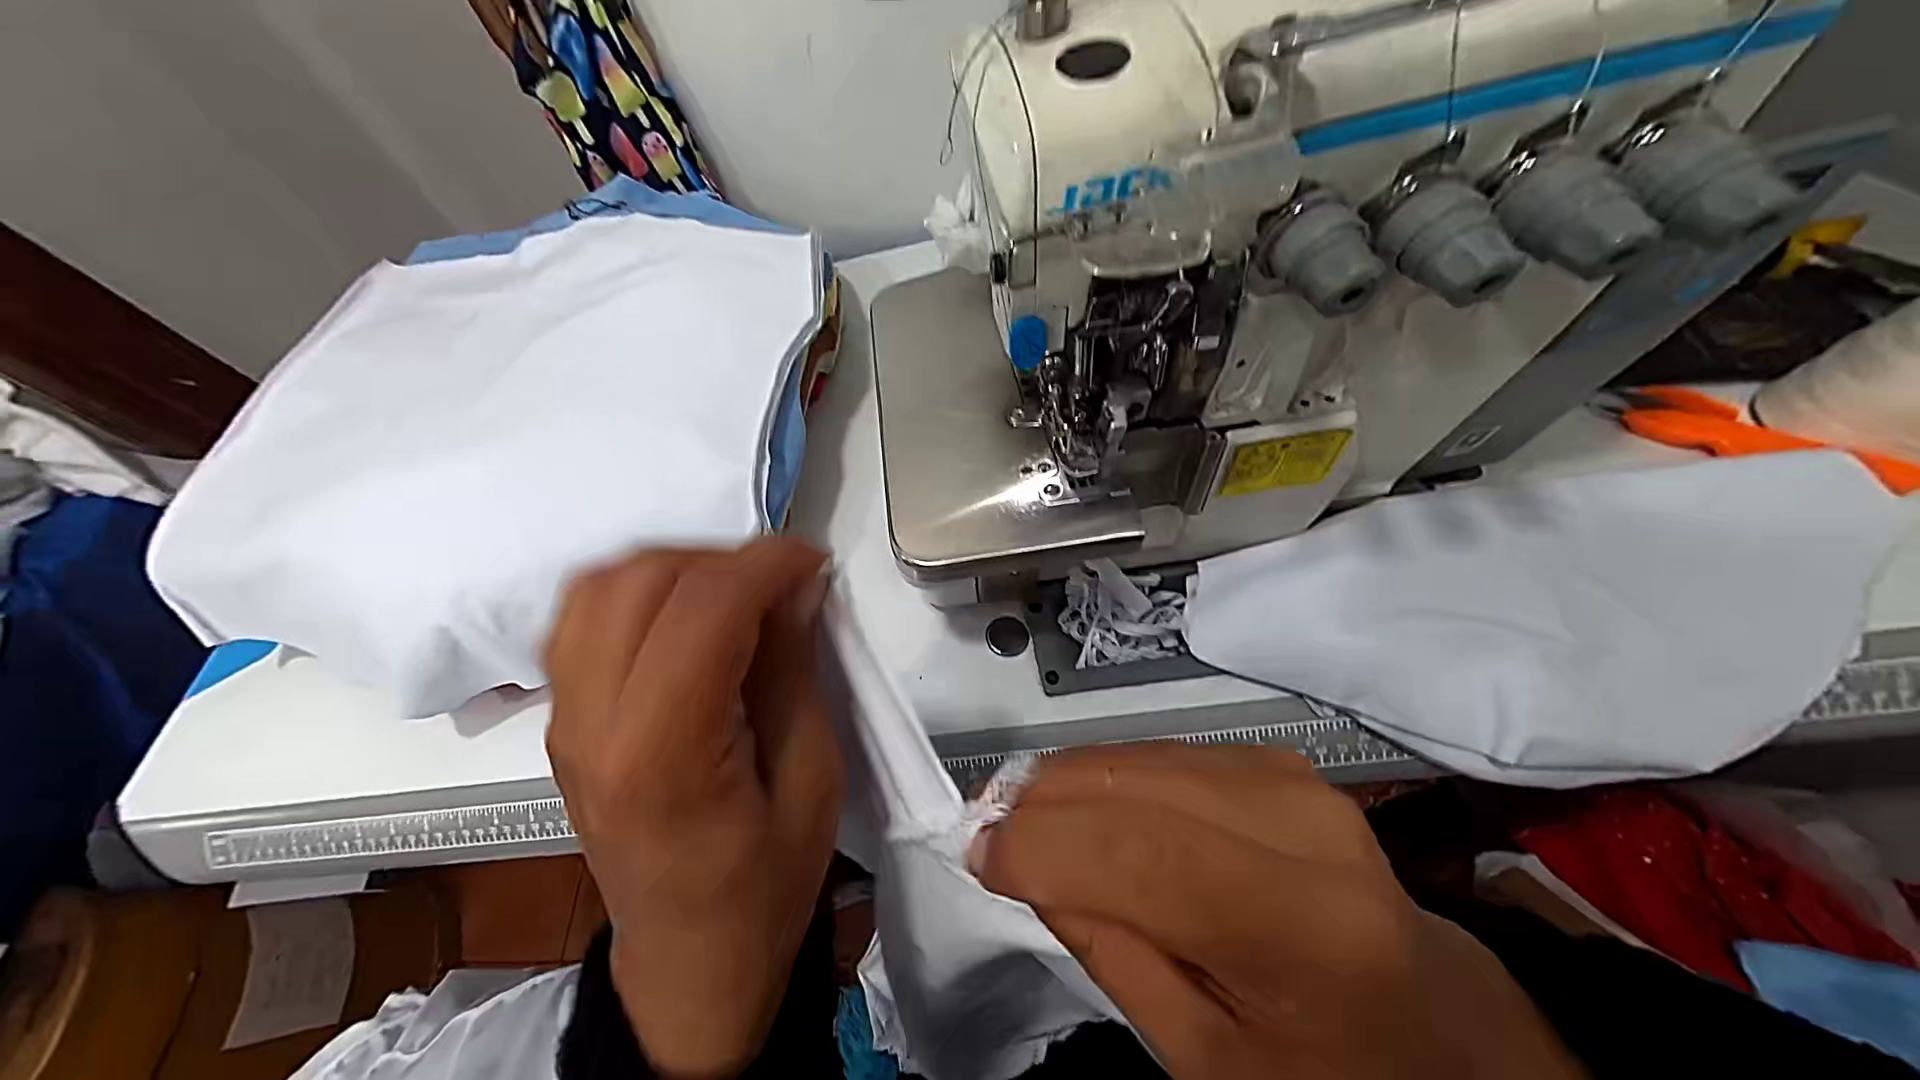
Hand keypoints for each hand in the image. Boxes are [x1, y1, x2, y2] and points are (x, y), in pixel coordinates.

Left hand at [544, 540, 840, 1078]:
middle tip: (780, 582)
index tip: (813, 561)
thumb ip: (796, 671)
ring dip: (676, 566)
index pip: (702, 612)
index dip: (765, 566)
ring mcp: (564, 719)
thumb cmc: (765, 882)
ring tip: (735, 591)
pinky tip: (686, 613)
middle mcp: (593, 725)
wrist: (690, 955)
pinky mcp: (562, 718)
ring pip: (598, 585)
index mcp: (663, 754)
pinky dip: (637, 589)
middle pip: (640, 583)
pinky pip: (581, 616)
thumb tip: (797, 587)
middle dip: (722, 559)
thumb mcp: (812, 777)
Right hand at [971, 744, 1583, 1079]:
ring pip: (1136, 754)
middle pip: (1132, 784)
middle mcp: (1301, 823)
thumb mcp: (1203, 1054)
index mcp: (1301, 925)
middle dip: (1041, 801)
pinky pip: (1159, 751)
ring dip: (1067, 781)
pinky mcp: (1275, 758)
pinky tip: (1085, 805)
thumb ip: (1110, 949)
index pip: (1140, 853)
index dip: (1042, 843)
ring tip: (1027, 818)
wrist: (1430, 1018)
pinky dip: (1106, 774)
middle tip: (989, 830)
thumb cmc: (1320, 1065)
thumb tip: (1033, 864)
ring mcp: (1290, 777)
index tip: (978, 852)